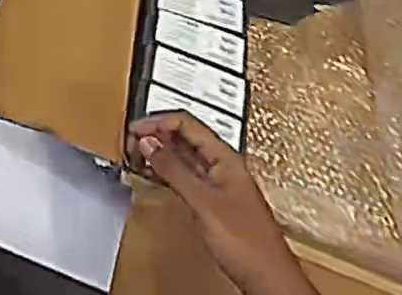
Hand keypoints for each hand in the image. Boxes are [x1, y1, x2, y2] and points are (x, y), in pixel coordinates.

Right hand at [127, 112, 315, 294]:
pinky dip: (166, 172)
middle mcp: (221, 165)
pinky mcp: (213, 202)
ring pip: (183, 156)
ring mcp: (218, 183)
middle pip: (184, 136)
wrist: (269, 281)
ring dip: (159, 153)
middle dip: (157, 135)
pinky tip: (154, 175)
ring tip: (137, 156)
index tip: (136, 129)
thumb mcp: (204, 202)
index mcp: (224, 156)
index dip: (158, 122)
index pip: (186, 122)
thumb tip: (150, 143)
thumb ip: (175, 170)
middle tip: (133, 142)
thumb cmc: (248, 243)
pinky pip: (184, 176)